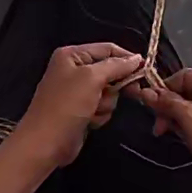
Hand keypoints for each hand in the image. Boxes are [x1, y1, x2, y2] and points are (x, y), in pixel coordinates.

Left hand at [12, 43, 145, 167]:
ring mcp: (77, 91)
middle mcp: (74, 70)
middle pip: (110, 70)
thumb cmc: (66, 105)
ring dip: (106, 102)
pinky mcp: (81, 110)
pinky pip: (102, 106)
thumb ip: (117, 66)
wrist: (46, 143)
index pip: (108, 49)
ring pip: (109, 91)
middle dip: (115, 85)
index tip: (146, 69)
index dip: (127, 58)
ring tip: (94, 111)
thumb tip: (137, 58)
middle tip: (133, 92)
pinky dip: (100, 114)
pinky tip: (90, 121)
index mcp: (72, 55)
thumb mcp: (92, 79)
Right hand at [131, 68, 191, 192]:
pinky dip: (191, 127)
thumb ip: (166, 102)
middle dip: (171, 109)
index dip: (164, 91)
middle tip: (160, 129)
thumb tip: (144, 91)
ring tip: (174, 135)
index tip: (149, 109)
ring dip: (179, 120)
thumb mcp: (189, 119)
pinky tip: (187, 139)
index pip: (184, 76)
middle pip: (189, 91)